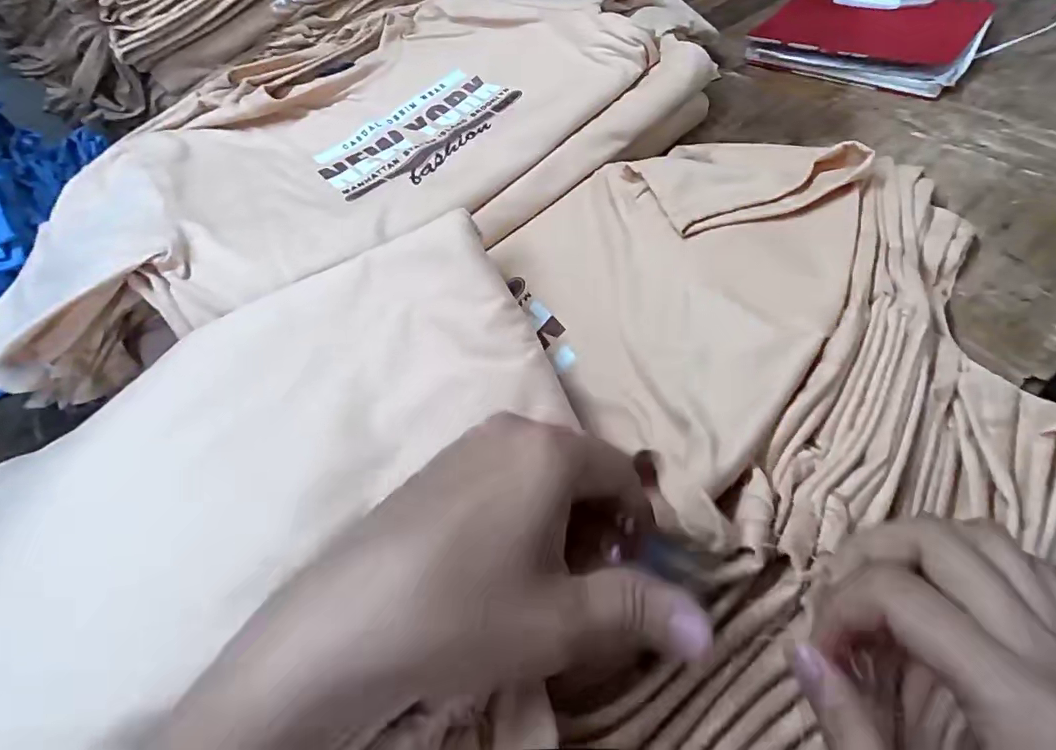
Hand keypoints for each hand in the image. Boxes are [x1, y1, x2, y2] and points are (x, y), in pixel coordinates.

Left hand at [159, 414, 713, 747]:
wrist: (348, 619)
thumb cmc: (468, 611)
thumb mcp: (563, 619)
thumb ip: (638, 610)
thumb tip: (707, 627)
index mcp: (549, 448)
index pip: (623, 474)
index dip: (639, 527)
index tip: (631, 577)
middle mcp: (511, 428)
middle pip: (581, 470)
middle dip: (597, 526)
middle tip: (584, 587)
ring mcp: (468, 443)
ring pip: (540, 474)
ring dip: (558, 522)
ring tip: (539, 582)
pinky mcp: (437, 465)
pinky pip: (501, 477)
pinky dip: (519, 513)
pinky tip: (494, 566)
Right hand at [790, 518, 1055, 749]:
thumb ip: (850, 727)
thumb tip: (800, 651)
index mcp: (1019, 703)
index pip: (898, 593)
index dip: (839, 608)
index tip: (818, 652)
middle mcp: (1053, 659)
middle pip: (936, 541)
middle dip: (866, 557)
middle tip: (837, 603)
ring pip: (983, 538)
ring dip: (916, 545)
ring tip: (880, 585)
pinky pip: (1023, 567)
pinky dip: (971, 559)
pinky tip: (938, 592)